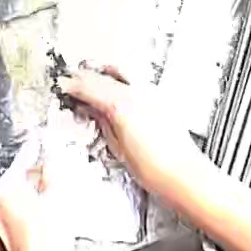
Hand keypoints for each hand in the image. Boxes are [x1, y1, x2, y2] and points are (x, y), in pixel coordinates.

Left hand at [0, 138, 72, 250]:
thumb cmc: (48, 238)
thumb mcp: (58, 193)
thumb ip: (54, 168)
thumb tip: (53, 150)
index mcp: (7, 188)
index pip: (24, 158)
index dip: (38, 147)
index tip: (44, 138)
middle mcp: (0, 203)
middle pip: (25, 176)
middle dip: (45, 172)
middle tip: (63, 169)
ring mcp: (4, 221)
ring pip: (28, 195)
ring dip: (45, 191)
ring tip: (64, 192)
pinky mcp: (13, 235)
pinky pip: (28, 211)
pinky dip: (41, 207)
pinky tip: (58, 214)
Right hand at [58, 65, 215, 204]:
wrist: (186, 177)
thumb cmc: (156, 170)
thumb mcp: (118, 148)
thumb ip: (103, 123)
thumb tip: (92, 111)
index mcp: (121, 106)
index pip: (89, 87)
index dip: (72, 85)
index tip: (63, 85)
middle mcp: (136, 94)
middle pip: (103, 76)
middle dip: (85, 76)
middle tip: (72, 80)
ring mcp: (150, 94)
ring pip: (120, 72)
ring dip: (103, 72)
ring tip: (92, 77)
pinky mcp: (160, 99)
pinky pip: (134, 79)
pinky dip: (120, 78)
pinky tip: (116, 86)